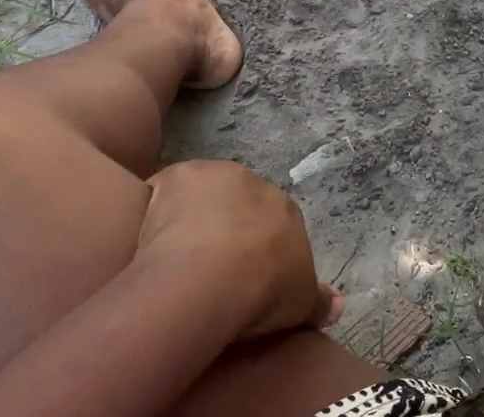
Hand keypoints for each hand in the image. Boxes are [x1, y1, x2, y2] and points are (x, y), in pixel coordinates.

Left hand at [137, 160, 339, 339]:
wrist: (212, 278)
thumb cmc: (263, 288)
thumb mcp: (299, 303)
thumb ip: (318, 302)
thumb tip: (338, 307)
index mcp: (287, 209)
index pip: (271, 221)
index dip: (254, 246)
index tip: (238, 272)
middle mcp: (259, 185)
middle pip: (237, 203)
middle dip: (224, 226)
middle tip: (203, 264)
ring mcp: (220, 177)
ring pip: (201, 194)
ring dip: (190, 214)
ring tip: (170, 252)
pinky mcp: (181, 176)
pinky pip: (163, 190)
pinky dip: (154, 208)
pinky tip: (144, 236)